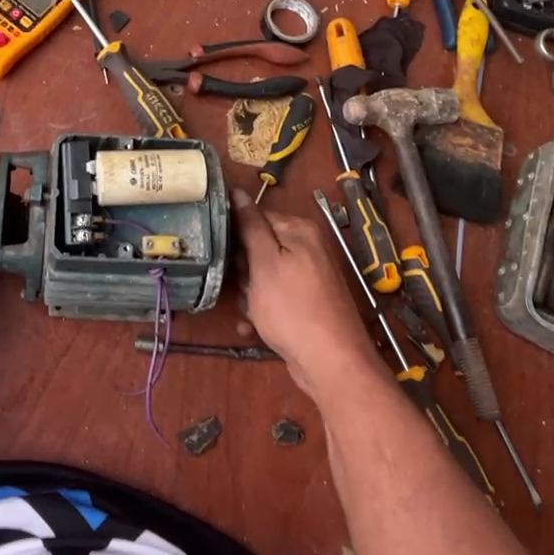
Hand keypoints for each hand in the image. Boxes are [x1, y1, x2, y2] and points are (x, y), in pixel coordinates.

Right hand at [232, 189, 388, 398]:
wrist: (330, 363)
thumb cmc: (292, 308)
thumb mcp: (264, 263)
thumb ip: (250, 226)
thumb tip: (238, 191)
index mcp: (299, 230)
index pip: (256, 218)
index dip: (235, 238)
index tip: (223, 258)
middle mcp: (307, 248)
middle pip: (258, 248)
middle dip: (243, 273)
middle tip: (242, 291)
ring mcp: (309, 276)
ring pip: (263, 276)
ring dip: (250, 296)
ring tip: (250, 314)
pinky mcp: (307, 302)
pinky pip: (276, 297)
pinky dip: (262, 311)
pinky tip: (254, 328)